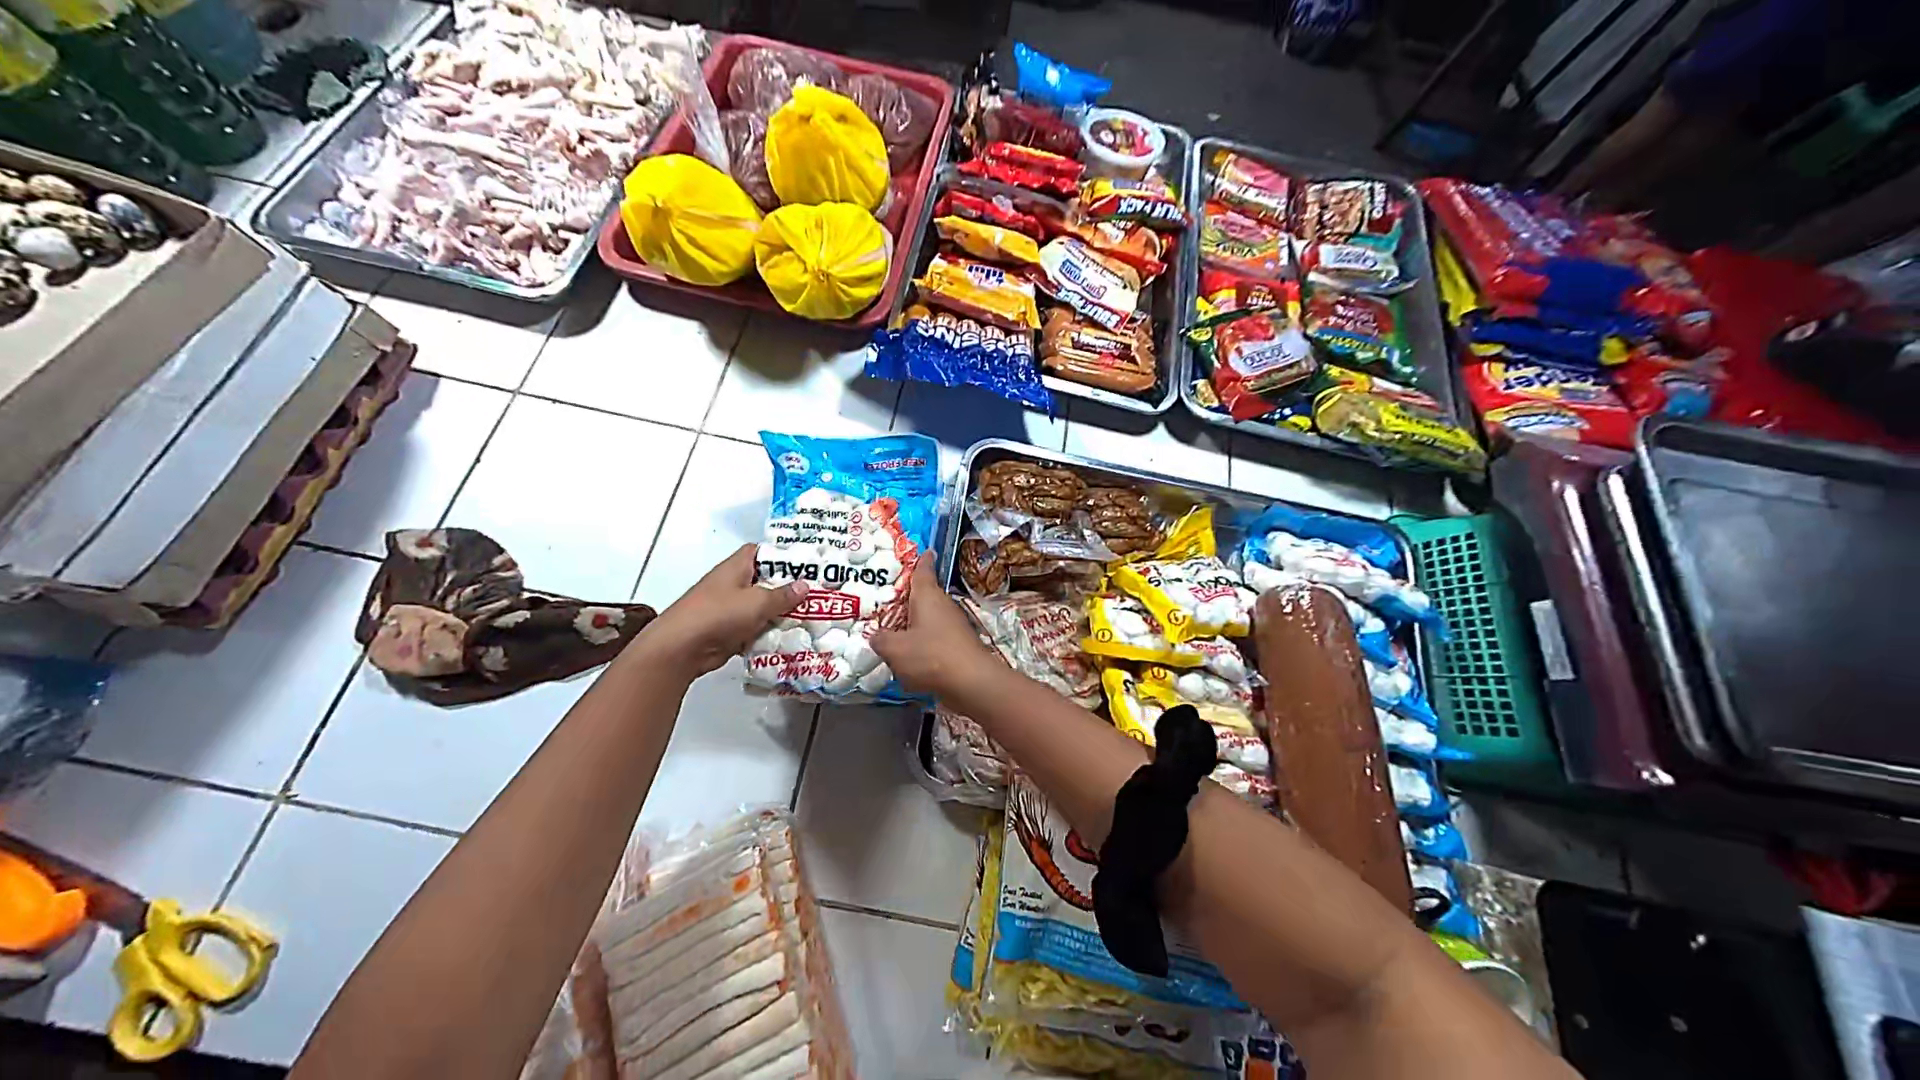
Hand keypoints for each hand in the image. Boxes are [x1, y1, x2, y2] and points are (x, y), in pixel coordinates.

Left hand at [636, 545, 806, 676]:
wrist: (682, 648)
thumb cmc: (718, 615)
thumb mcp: (758, 602)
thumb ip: (783, 595)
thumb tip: (804, 586)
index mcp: (736, 567)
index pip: (760, 552)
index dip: (781, 555)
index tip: (804, 564)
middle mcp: (732, 585)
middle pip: (765, 581)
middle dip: (787, 589)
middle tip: (815, 594)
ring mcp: (729, 609)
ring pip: (761, 608)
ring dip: (780, 614)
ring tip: (810, 618)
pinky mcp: (728, 632)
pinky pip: (755, 629)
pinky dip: (768, 633)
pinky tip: (789, 639)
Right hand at [870, 563, 998, 697]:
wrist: (972, 683)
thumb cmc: (930, 656)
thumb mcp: (894, 649)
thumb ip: (881, 640)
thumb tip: (876, 637)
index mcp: (928, 596)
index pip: (924, 571)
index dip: (922, 560)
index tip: (925, 551)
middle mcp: (943, 606)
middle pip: (925, 596)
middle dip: (909, 599)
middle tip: (889, 600)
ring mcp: (954, 627)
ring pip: (930, 620)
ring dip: (916, 625)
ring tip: (894, 632)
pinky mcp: (959, 647)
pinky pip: (936, 640)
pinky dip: (924, 645)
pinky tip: (911, 659)